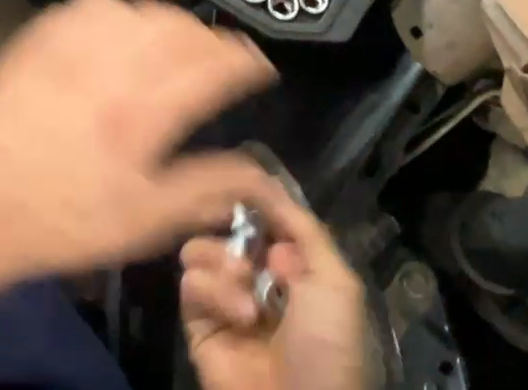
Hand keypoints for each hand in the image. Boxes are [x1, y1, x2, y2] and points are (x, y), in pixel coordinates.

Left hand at [0, 0, 279, 277]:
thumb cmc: (63, 219)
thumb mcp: (144, 220)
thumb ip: (204, 187)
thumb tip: (254, 171)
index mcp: (142, 112)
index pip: (211, 65)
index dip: (243, 59)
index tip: (257, 65)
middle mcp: (109, 67)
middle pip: (176, 27)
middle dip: (208, 37)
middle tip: (218, 57)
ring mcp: (68, 47)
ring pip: (134, 9)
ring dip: (164, 21)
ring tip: (172, 44)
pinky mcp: (37, 38)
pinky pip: (88, 6)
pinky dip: (115, 13)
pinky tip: (116, 35)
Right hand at [180, 193, 370, 389]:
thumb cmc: (327, 345)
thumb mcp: (336, 282)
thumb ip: (305, 229)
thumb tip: (268, 192)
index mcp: (296, 272)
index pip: (266, 221)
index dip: (256, 203)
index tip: (244, 182)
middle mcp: (258, 281)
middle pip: (228, 230)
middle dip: (235, 229)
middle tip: (247, 244)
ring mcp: (225, 301)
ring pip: (202, 249)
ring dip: (223, 261)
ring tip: (243, 283)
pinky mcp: (197, 322)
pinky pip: (190, 282)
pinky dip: (211, 290)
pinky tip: (236, 313)